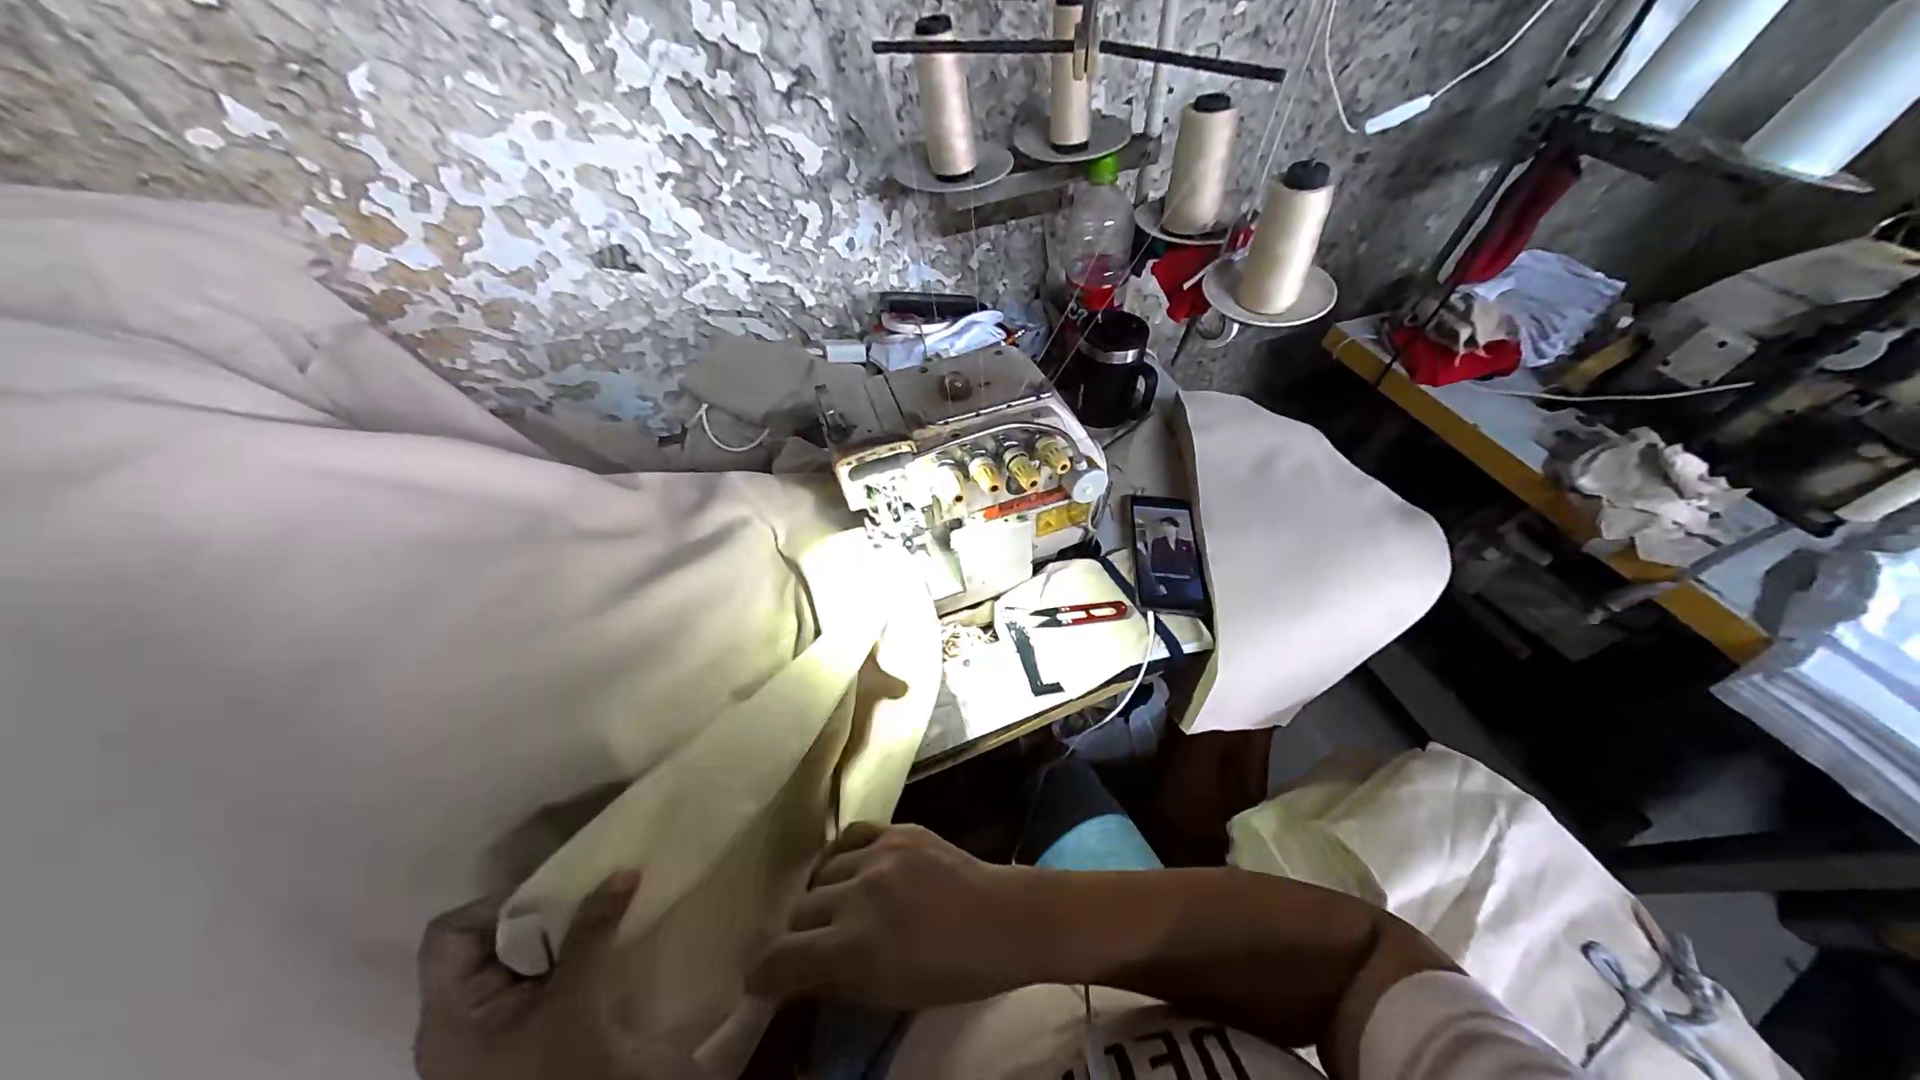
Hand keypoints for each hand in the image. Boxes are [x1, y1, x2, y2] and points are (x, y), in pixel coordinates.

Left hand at [415, 872, 685, 1079]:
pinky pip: (542, 978)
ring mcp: (497, 1030)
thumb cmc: (558, 1074)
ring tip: (601, 911)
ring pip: (520, 958)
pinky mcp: (530, 1035)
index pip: (449, 936)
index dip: (497, 907)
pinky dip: (571, 954)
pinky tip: (604, 942)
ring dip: (561, 931)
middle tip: (586, 895)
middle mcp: (463, 1019)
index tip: (554, 897)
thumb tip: (622, 872)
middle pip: (486, 942)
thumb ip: (591, 933)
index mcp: (448, 1017)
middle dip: (540, 913)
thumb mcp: (573, 1002)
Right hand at [748, 822, 1039, 1008]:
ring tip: (840, 907)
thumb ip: (833, 983)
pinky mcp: (896, 830)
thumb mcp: (887, 994)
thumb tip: (794, 979)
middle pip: (798, 913)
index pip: (782, 958)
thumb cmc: (951, 972)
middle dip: (799, 937)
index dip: (764, 975)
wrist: (1002, 919)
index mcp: (855, 946)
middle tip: (814, 946)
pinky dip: (841, 858)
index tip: (762, 979)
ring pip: (821, 875)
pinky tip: (850, 871)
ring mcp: (878, 855)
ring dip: (822, 897)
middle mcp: (858, 895)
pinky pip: (848, 838)